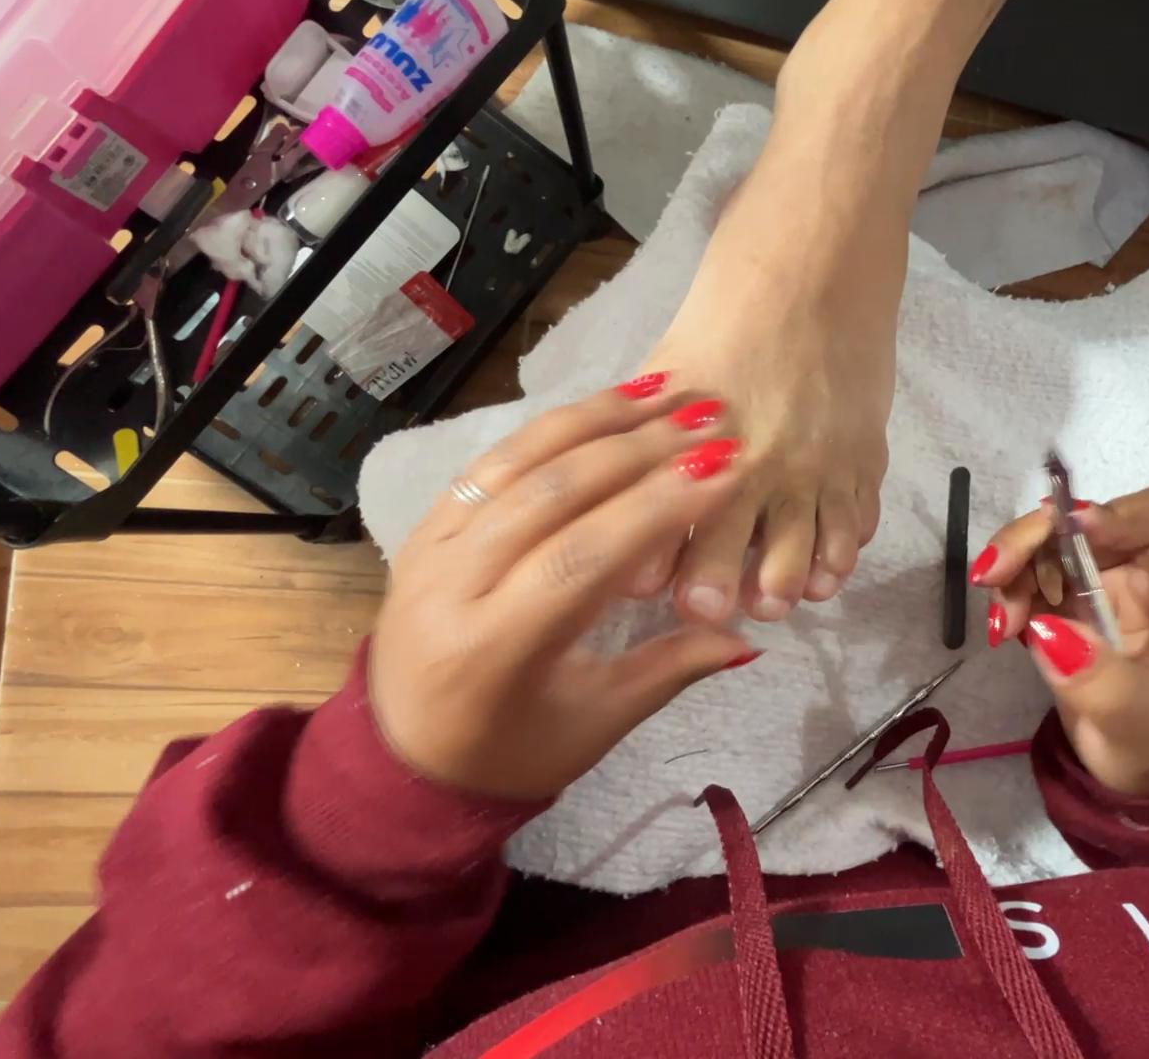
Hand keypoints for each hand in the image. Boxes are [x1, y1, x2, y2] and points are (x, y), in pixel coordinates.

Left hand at [368, 381, 754, 800]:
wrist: (401, 757)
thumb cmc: (510, 754)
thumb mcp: (596, 723)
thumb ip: (672, 669)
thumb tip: (747, 637)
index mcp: (495, 648)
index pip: (584, 557)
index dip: (658, 508)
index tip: (723, 468)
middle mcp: (451, 585)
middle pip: (553, 495)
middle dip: (638, 449)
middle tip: (708, 418)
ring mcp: (429, 548)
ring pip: (519, 462)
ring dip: (597, 420)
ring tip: (663, 392)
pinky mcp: (424, 527)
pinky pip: (493, 463)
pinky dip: (551, 428)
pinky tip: (602, 407)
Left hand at [626, 262, 892, 623]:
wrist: (819, 262)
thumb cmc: (734, 306)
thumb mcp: (670, 365)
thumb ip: (645, 433)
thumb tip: (616, 492)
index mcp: (704, 446)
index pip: (671, 531)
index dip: (657, 570)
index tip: (648, 592)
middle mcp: (764, 469)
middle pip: (739, 557)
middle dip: (720, 593)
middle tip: (710, 608)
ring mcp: (823, 468)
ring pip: (808, 556)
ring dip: (787, 586)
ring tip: (774, 599)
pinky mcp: (867, 459)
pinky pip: (857, 526)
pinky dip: (841, 555)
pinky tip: (827, 569)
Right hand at [973, 488, 1148, 796]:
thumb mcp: (1143, 728)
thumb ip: (1104, 684)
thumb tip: (1046, 628)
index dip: (1116, 512)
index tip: (1067, 533)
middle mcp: (1140, 581)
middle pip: (1086, 524)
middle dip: (1035, 537)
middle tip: (992, 572)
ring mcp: (1099, 594)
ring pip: (1048, 547)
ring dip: (1013, 569)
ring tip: (1000, 624)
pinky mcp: (1064, 613)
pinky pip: (1029, 581)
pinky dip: (1006, 594)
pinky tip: (1000, 630)